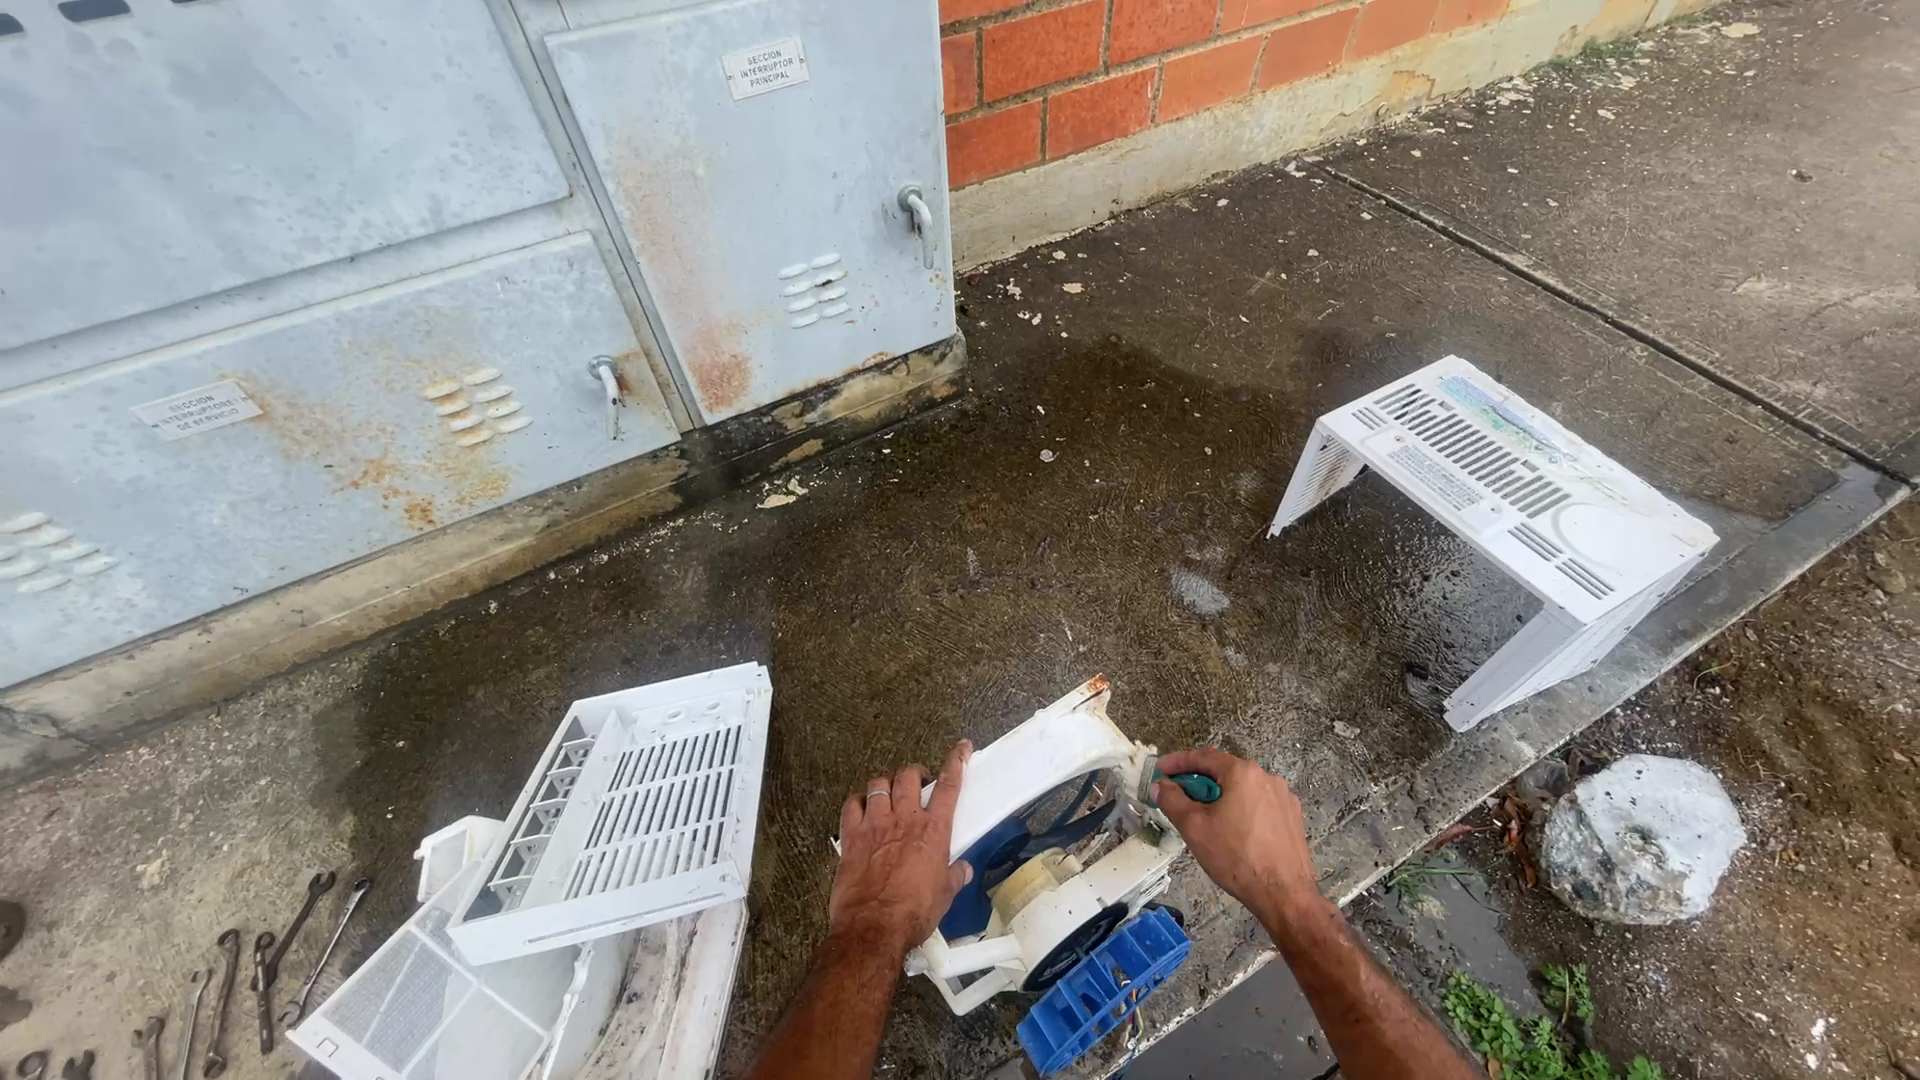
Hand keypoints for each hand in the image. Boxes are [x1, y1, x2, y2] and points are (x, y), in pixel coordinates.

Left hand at [829, 740, 974, 954]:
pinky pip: (851, 805)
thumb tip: (962, 870)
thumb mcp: (944, 897)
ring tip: (889, 794)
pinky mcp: (852, 836)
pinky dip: (857, 803)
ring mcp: (876, 825)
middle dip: (916, 773)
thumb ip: (954, 876)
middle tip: (918, 782)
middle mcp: (905, 821)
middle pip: (910, 776)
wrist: (874, 929)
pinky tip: (861, 809)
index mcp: (933, 832)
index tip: (961, 749)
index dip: (956, 762)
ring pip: (879, 784)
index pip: (949, 786)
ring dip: (886, 785)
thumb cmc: (911, 914)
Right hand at [1153, 747, 1323, 928]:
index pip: (1203, 757)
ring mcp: (1284, 798)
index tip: (1160, 770)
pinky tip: (1233, 829)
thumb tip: (1161, 785)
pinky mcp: (1292, 817)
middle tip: (1178, 795)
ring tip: (1205, 816)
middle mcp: (1267, 778)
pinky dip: (1240, 808)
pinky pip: (1258, 803)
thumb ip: (1172, 800)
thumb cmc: (1236, 857)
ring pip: (1242, 788)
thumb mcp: (1194, 827)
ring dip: (1220, 795)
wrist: (1285, 895)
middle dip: (1198, 781)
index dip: (1177, 762)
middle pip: (1224, 771)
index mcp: (1243, 773)